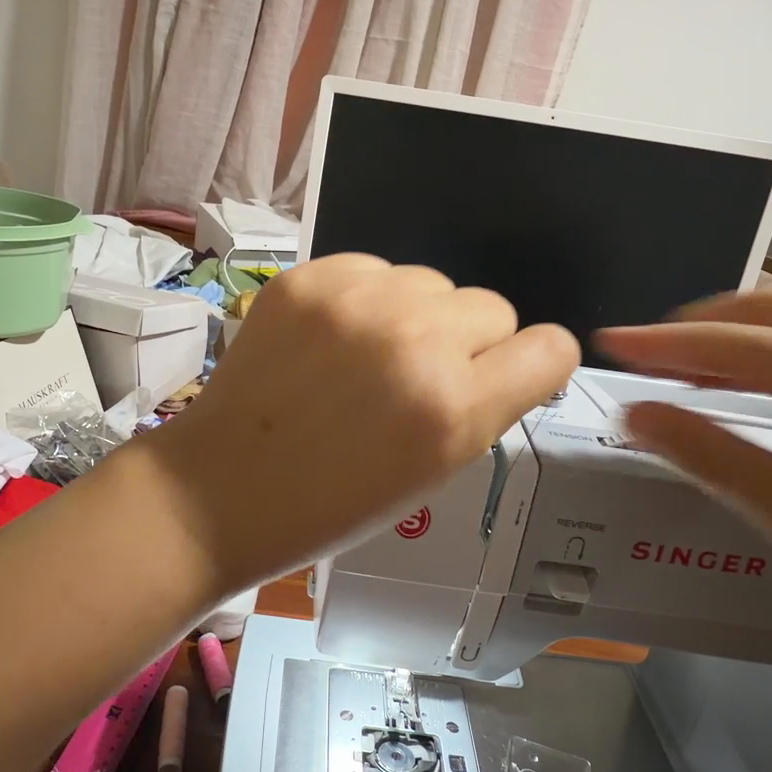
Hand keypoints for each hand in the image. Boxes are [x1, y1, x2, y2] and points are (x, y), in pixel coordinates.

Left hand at [143, 254, 578, 590]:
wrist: (222, 488)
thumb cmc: (330, 504)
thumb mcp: (431, 476)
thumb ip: (479, 409)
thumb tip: (504, 360)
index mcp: (453, 409)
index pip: (549, 348)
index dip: (534, 364)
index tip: (509, 374)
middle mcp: (415, 341)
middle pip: (493, 307)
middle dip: (470, 344)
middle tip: (419, 379)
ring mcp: (357, 302)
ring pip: (433, 282)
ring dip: (418, 315)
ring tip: (369, 358)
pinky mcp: (309, 279)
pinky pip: (376, 268)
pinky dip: (368, 299)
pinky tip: (334, 339)